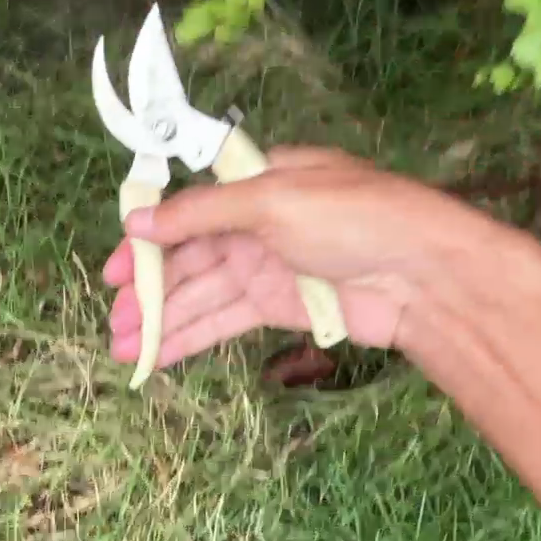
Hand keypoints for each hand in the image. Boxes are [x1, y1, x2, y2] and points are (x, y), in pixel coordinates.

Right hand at [102, 147, 526, 366]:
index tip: (113, 274)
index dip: (146, 242)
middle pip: (187, 260)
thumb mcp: (271, 201)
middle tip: (116, 324)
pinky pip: (221, 321)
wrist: (427, 276)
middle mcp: (254, 224)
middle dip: (149, 293)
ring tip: (124, 350)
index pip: (186, 213)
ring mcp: (264, 268)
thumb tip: (137, 222)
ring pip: (199, 296)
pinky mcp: (275, 306)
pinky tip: (159, 357)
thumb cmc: (355, 218)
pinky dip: (190, 338)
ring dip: (162, 322)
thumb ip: (200, 214)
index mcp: (256, 184)